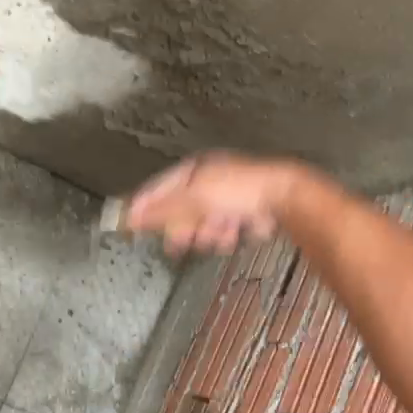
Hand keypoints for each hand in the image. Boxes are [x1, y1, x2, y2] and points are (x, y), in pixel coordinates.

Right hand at [123, 152, 300, 256]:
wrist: (283, 199)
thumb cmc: (242, 189)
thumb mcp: (194, 198)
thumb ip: (162, 208)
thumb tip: (132, 214)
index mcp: (193, 169)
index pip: (158, 189)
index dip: (144, 206)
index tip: (129, 224)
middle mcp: (207, 180)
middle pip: (180, 209)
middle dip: (181, 226)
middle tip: (177, 243)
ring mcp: (225, 196)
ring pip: (201, 223)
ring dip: (205, 232)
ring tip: (214, 235)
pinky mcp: (241, 213)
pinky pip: (221, 229)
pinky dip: (224, 234)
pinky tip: (231, 234)